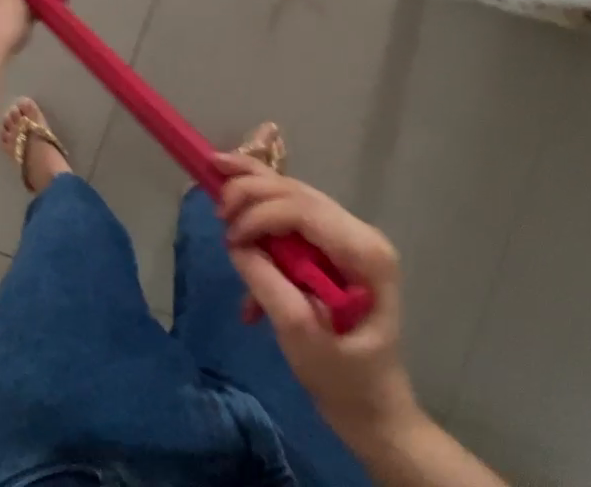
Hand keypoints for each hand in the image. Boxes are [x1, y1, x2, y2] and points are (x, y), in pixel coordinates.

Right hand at [216, 153, 418, 444]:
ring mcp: (349, 239)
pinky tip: (240, 235)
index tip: (228, 239)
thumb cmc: (343, 378)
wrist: (374, 410)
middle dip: (252, 189)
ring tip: (218, 181)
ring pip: (294, 197)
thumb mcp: (299, 334)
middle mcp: (361, 234)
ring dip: (254, 194)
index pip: (303, 209)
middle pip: (298, 192)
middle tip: (216, 207)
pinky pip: (293, 220)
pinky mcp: (335, 250)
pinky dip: (263, 222)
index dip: (259, 213)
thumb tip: (236, 244)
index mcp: (364, 252)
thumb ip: (267, 282)